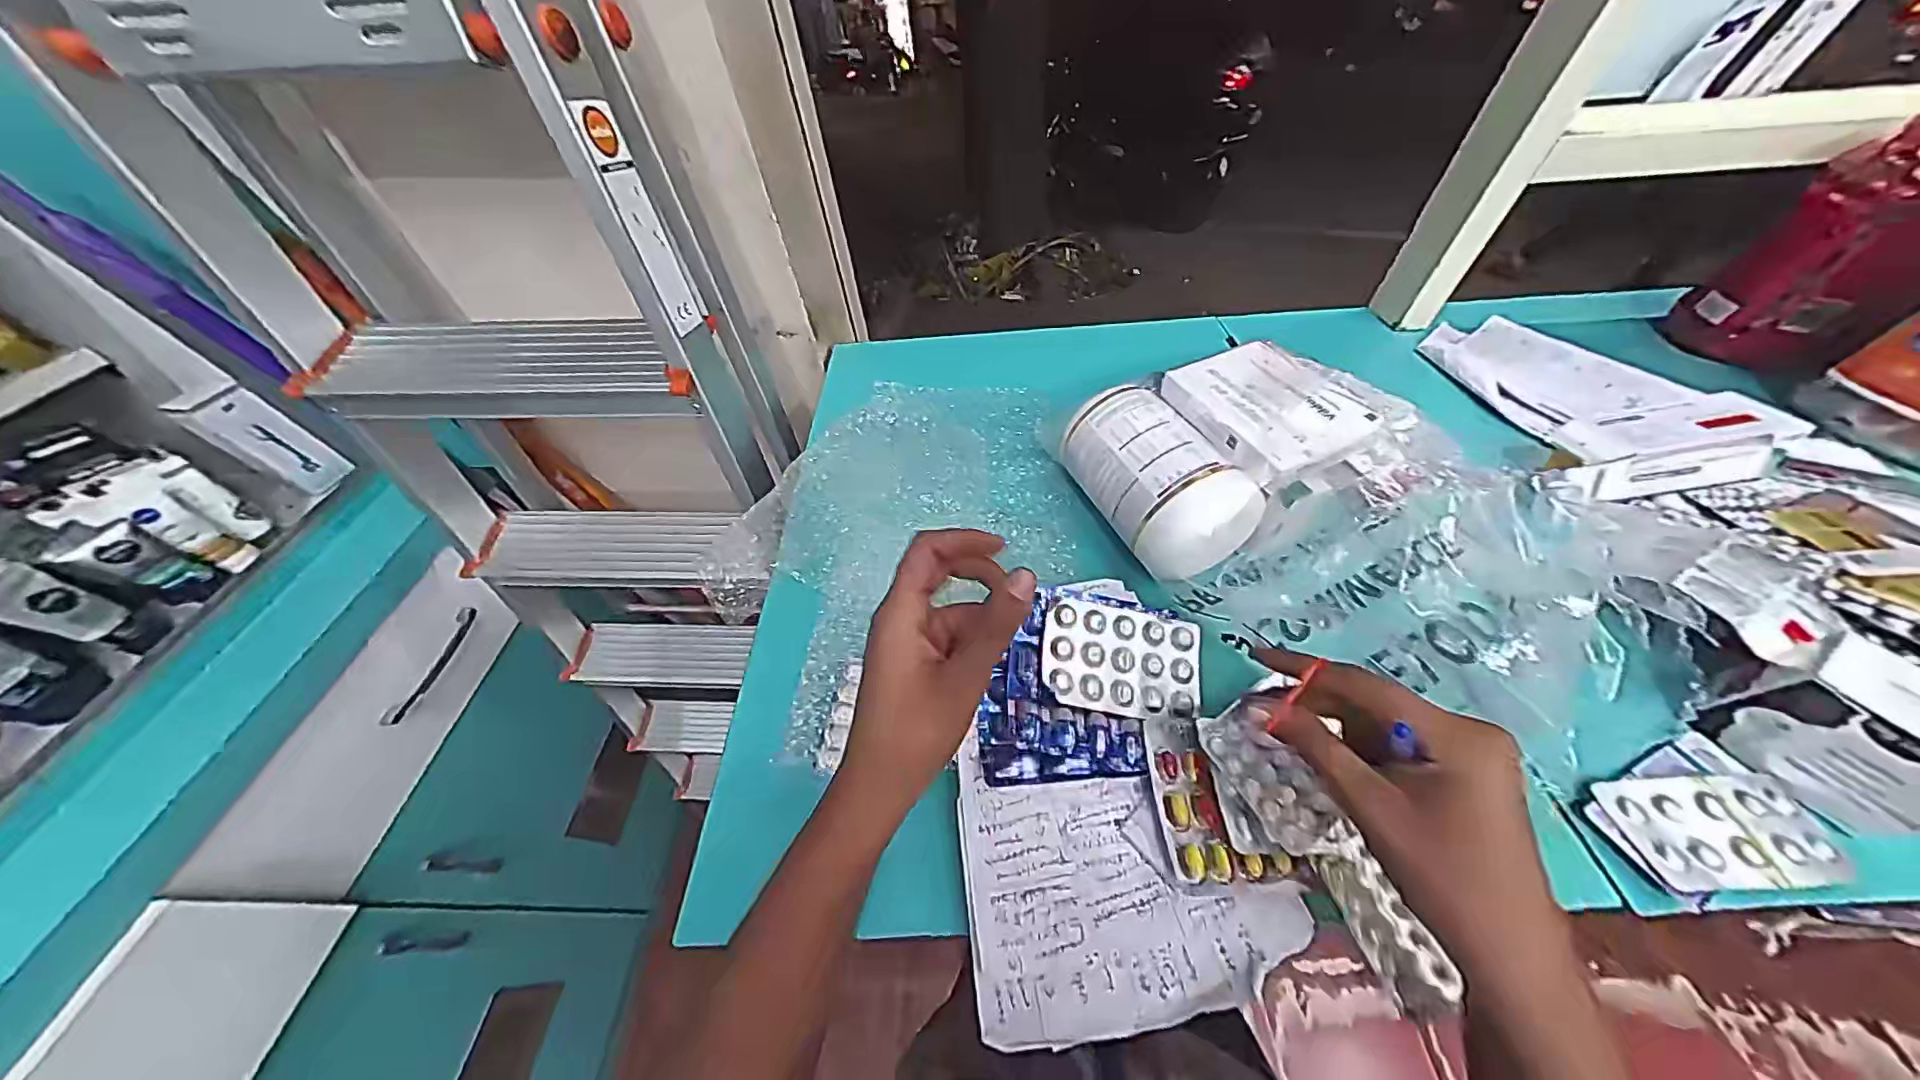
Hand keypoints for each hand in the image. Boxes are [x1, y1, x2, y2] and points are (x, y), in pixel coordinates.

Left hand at [836, 529, 1035, 818]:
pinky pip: (946, 635)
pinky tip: (984, 666)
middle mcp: (899, 618)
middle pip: (938, 574)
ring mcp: (905, 640)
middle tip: (1014, 594)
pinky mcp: (912, 661)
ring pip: (948, 610)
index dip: (965, 541)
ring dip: (979, 619)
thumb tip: (1025, 578)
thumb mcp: (966, 676)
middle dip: (979, 577)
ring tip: (1001, 650)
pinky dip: (970, 640)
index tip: (1003, 548)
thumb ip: (997, 625)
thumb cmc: (916, 732)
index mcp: (901, 613)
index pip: (928, 552)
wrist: (880, 783)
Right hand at [1245, 646, 1558, 974]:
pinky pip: (1396, 747)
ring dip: (1334, 730)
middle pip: (1374, 704)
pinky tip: (1326, 757)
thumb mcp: (1370, 806)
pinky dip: (1358, 751)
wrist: (1507, 952)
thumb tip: (1263, 709)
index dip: (1306, 670)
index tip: (1260, 658)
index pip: (1366, 686)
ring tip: (1286, 733)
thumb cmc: (1442, 878)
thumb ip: (1315, 747)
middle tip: (1262, 708)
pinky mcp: (1461, 775)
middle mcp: (1468, 732)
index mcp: (1457, 733)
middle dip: (1317, 705)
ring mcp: (1468, 754)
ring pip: (1382, 726)